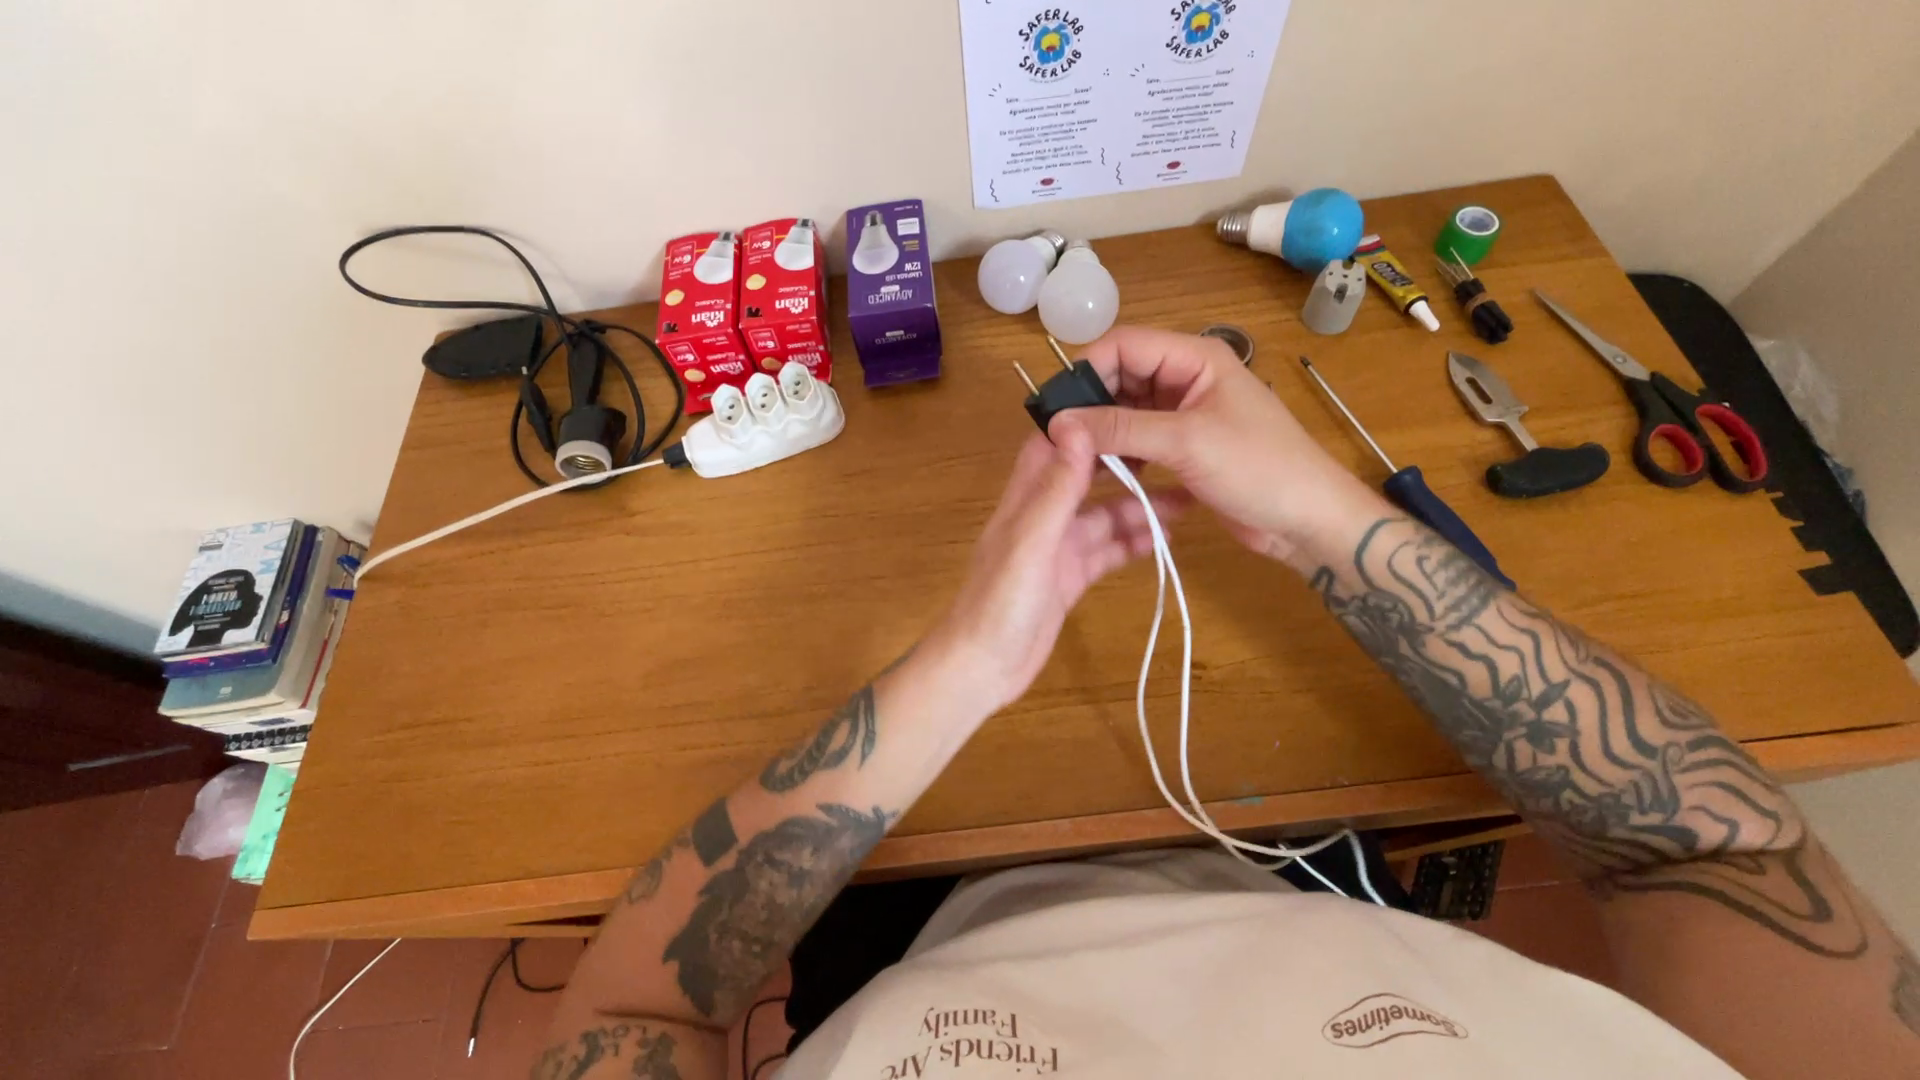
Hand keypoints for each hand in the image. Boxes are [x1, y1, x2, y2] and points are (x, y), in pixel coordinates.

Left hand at [918, 425, 1187, 715]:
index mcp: (1026, 500)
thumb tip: (1077, 424)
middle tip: (1176, 454)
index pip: (1053, 446)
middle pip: (1085, 479)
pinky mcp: (1069, 580)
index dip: (1086, 425)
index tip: (1131, 405)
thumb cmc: (1001, 603)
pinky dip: (1132, 543)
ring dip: (1138, 508)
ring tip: (1187, 500)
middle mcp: (1041, 518)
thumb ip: (1057, 488)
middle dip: (1125, 466)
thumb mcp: (1033, 541)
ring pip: (1102, 518)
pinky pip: (1105, 552)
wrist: (984, 668)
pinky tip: (1165, 539)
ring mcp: (1056, 550)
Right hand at [1049, 325, 1386, 566]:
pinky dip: (1120, 451)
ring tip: (1078, 460)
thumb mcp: (1185, 442)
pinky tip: (1104, 473)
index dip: (1088, 369)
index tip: (1058, 408)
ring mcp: (1185, 413)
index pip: (1124, 345)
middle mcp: (1186, 377)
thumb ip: (1120, 429)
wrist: (1308, 521)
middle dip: (1091, 403)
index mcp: (1195, 357)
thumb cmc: (1258, 469)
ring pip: (1126, 409)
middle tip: (1062, 439)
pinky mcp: (1184, 446)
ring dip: (1103, 431)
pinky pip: (1138, 438)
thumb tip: (1059, 423)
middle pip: (1122, 376)